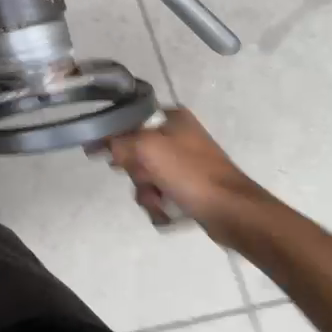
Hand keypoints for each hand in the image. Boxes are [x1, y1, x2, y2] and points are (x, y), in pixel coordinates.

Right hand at [107, 109, 271, 243]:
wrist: (235, 214)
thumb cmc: (191, 173)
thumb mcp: (146, 148)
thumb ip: (119, 142)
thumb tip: (104, 145)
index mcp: (171, 117)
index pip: (128, 119)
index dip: (111, 136)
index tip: (97, 153)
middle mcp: (179, 136)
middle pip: (135, 151)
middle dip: (135, 172)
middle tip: (142, 180)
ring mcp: (186, 164)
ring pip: (147, 175)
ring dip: (146, 192)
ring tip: (158, 202)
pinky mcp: (192, 189)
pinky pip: (161, 193)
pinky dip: (160, 204)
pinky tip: (167, 212)